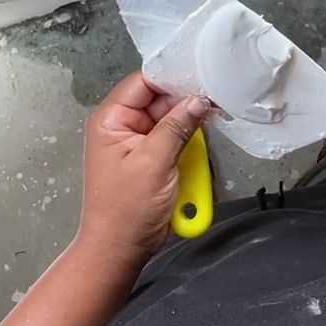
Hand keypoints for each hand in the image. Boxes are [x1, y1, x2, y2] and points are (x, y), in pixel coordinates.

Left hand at [78, 71, 210, 265]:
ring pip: (171, 119)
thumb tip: (197, 101)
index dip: (171, 77)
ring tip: (211, 117)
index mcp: (111, 120)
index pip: (143, 83)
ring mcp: (138, 143)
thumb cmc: (124, 212)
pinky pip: (175, 139)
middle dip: (185, 100)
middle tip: (213, 98)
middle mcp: (122, 127)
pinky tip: (203, 139)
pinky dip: (190, 140)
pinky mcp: (153, 158)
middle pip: (160, 99)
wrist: (121, 250)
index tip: (199, 75)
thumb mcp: (154, 163)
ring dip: (190, 122)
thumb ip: (177, 127)